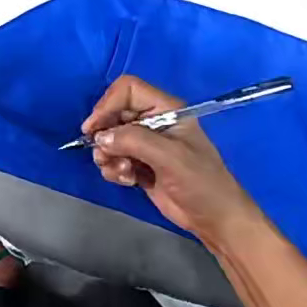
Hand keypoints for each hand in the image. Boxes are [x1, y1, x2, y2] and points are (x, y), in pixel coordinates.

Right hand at [81, 75, 264, 246]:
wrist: (213, 217)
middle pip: (115, 114)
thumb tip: (100, 137)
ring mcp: (147, 145)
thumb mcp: (170, 157)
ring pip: (111, 139)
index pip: (128, 89)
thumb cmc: (200, 181)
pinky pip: (115, 159)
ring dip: (109, 156)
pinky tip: (129, 181)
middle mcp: (155, 122)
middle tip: (106, 157)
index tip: (93, 128)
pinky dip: (114, 169)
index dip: (108, 104)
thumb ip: (134, 141)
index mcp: (167, 109)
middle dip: (105, 136)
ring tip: (123, 173)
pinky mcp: (141, 165)